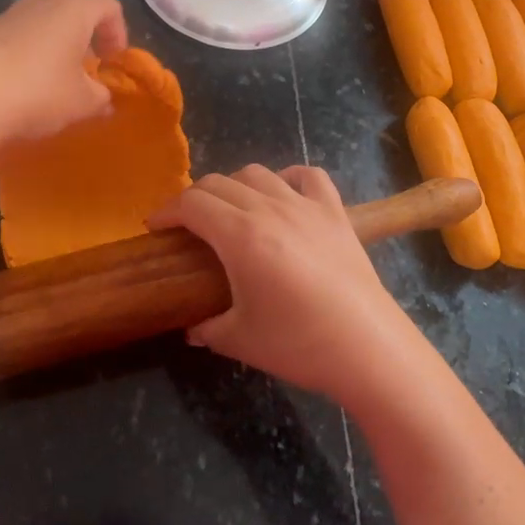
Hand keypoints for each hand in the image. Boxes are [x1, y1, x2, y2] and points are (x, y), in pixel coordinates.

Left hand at [0, 0, 126, 149]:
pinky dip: (29, 57)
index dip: (119, 33)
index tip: (113, 64)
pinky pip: (18, 40)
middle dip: (87, 41)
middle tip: (88, 73)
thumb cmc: (38, 93)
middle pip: (74, 12)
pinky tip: (22, 89)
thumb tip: (104, 98)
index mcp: (72, 9)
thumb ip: (101, 97)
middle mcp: (40, 2)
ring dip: (56, 49)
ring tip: (55, 84)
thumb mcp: (82, 103)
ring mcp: (7, 16)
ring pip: (44, 25)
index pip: (109, 6)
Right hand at [149, 166, 419, 406]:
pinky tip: (281, 194)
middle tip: (186, 226)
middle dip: (194, 199)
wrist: (369, 350)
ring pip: (258, 174)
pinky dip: (288, 178)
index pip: (192, 204)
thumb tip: (191, 327)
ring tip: (229, 211)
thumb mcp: (238, 340)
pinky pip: (309, 176)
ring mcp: (306, 207)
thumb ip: (206, 327)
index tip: (155, 228)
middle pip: (219, 183)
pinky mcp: (336, 214)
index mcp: (240, 235)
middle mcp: (270, 208)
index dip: (167, 211)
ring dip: (234, 186)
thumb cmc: (298, 345)